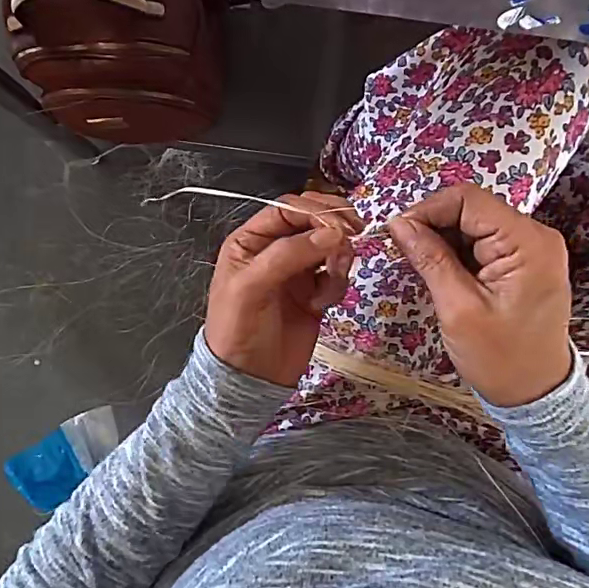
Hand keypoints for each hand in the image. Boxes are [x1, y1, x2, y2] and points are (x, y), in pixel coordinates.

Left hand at [204, 192, 358, 386]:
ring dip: (338, 259)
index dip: (315, 211)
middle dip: (334, 230)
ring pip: (330, 246)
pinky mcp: (314, 292)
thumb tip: (331, 233)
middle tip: (350, 242)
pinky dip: (337, 284)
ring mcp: (295, 271)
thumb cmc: (238, 329)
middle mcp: (273, 250)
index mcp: (249, 241)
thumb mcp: (251, 287)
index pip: (286, 209)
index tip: (340, 226)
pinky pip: (336, 274)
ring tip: (329, 283)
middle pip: (313, 222)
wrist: (250, 378)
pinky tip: (321, 304)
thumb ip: (286, 255)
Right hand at [386, 183, 573, 406]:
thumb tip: (398, 223)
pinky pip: (479, 240)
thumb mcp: (457, 308)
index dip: (426, 209)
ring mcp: (529, 248)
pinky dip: (453, 249)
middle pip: (470, 207)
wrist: (536, 392)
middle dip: (431, 224)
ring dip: (439, 238)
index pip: (468, 200)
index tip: (397, 234)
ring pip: (471, 222)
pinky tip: (440, 272)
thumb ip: (430, 259)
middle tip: (404, 253)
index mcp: (527, 243)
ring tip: (421, 266)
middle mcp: (534, 236)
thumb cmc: (500, 356)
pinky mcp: (520, 260)